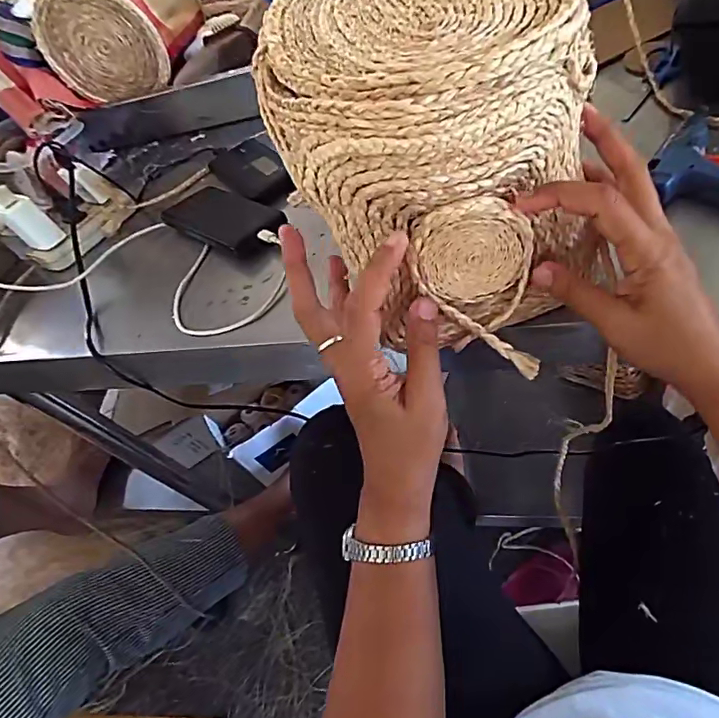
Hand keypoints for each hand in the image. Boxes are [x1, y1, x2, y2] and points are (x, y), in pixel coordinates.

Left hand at [280, 225, 446, 535]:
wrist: (395, 484)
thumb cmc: (412, 449)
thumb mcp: (427, 400)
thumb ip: (422, 350)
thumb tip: (423, 302)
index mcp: (359, 369)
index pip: (361, 309)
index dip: (377, 271)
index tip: (395, 241)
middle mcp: (342, 363)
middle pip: (310, 311)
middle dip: (298, 270)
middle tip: (291, 233)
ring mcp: (345, 367)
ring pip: (320, 318)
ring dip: (314, 281)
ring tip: (320, 245)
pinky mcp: (355, 370)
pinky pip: (341, 328)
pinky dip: (341, 300)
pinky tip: (350, 285)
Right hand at [516, 105, 718, 402]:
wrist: (710, 361)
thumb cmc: (668, 345)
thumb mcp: (616, 324)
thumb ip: (576, 292)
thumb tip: (537, 269)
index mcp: (648, 247)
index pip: (600, 201)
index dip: (558, 194)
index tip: (523, 205)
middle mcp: (658, 232)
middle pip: (633, 171)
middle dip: (607, 139)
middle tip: (582, 113)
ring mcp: (661, 239)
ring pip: (635, 187)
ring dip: (608, 161)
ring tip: (578, 145)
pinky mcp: (658, 251)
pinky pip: (632, 210)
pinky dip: (608, 194)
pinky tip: (587, 202)